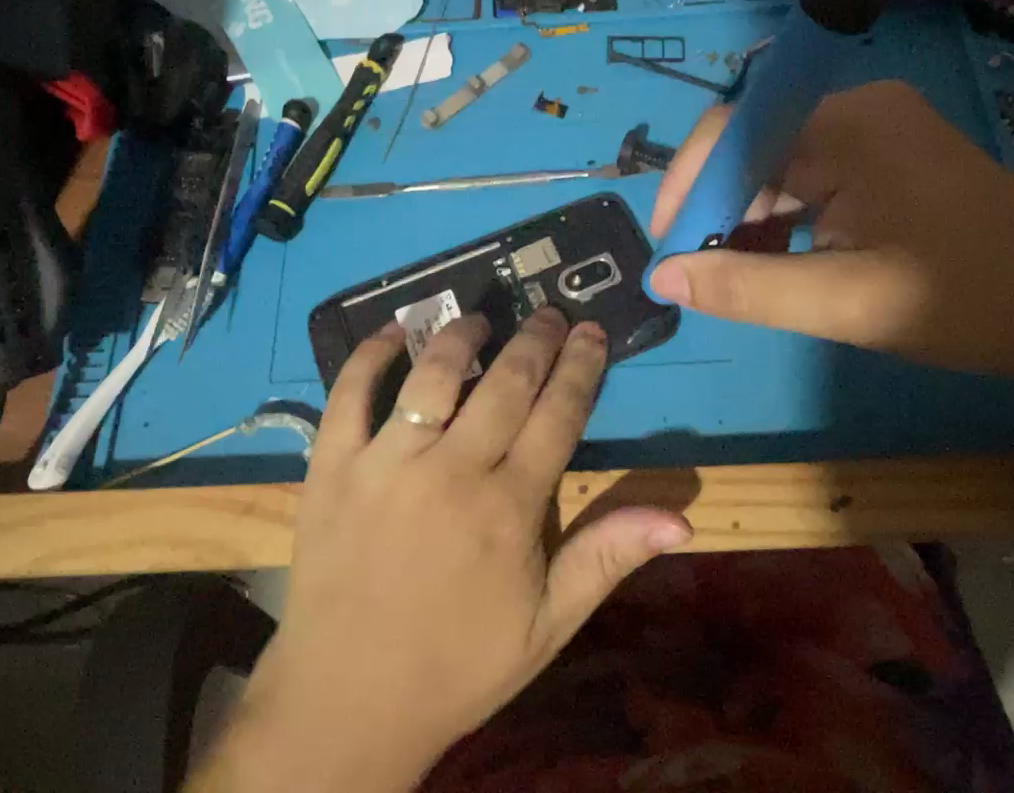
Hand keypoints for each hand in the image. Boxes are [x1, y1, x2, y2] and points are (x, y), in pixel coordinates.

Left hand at [198, 308, 691, 792]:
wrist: (349, 700)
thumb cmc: (459, 664)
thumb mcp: (548, 625)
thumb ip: (607, 558)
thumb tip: (683, 521)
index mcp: (509, 506)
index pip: (559, 413)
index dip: (581, 366)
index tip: (591, 331)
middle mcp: (451, 469)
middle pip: (506, 382)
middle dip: (536, 339)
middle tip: (550, 314)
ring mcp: (385, 463)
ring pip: (433, 374)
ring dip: (462, 335)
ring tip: (480, 318)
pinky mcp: (331, 467)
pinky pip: (347, 394)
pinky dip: (370, 355)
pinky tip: (393, 332)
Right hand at [648, 81, 1013, 386]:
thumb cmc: (964, 301)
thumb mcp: (843, 301)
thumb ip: (745, 287)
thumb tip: (661, 278)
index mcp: (849, 125)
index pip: (734, 131)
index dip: (686, 187)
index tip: (667, 251)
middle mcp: (860, 111)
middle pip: (758, 148)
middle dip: (719, 210)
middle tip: (697, 275)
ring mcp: (882, 133)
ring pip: (785, 168)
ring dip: (752, 219)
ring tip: (734, 277)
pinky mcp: (895, 160)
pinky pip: (818, 179)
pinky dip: (789, 220)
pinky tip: (780, 264)